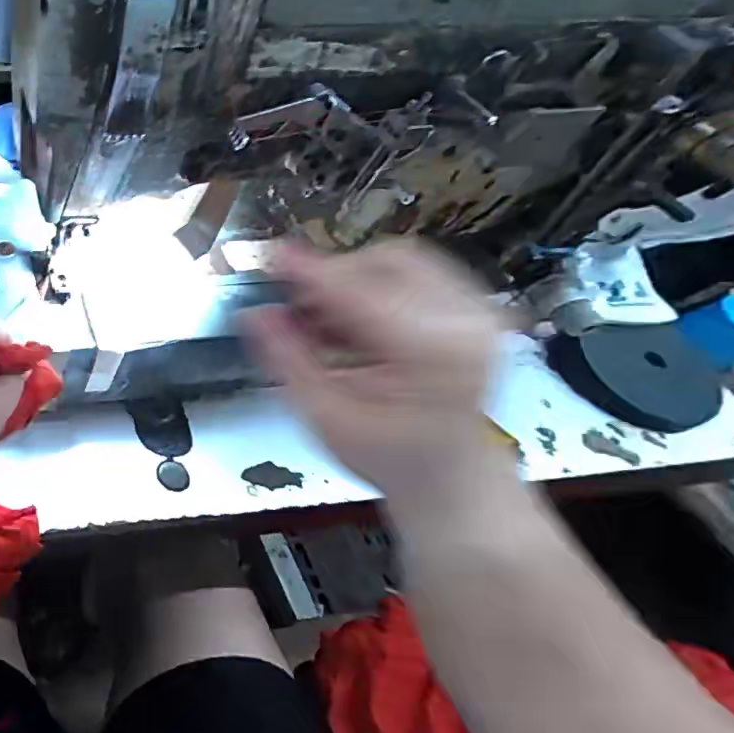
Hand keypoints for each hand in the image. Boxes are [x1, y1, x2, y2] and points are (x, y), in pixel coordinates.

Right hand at [243, 239, 510, 501]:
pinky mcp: (477, 310)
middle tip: (298, 307)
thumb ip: (288, 360)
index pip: (359, 292)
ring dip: (352, 279)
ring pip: (401, 261)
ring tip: (326, 320)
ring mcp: (479, 312)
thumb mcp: (323, 415)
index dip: (310, 272)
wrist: (452, 477)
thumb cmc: (388, 456)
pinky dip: (374, 286)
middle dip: (333, 275)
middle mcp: (466, 322)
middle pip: (386, 261)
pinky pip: (417, 273)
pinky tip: (354, 322)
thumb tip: (254, 314)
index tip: (271, 255)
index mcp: (431, 352)